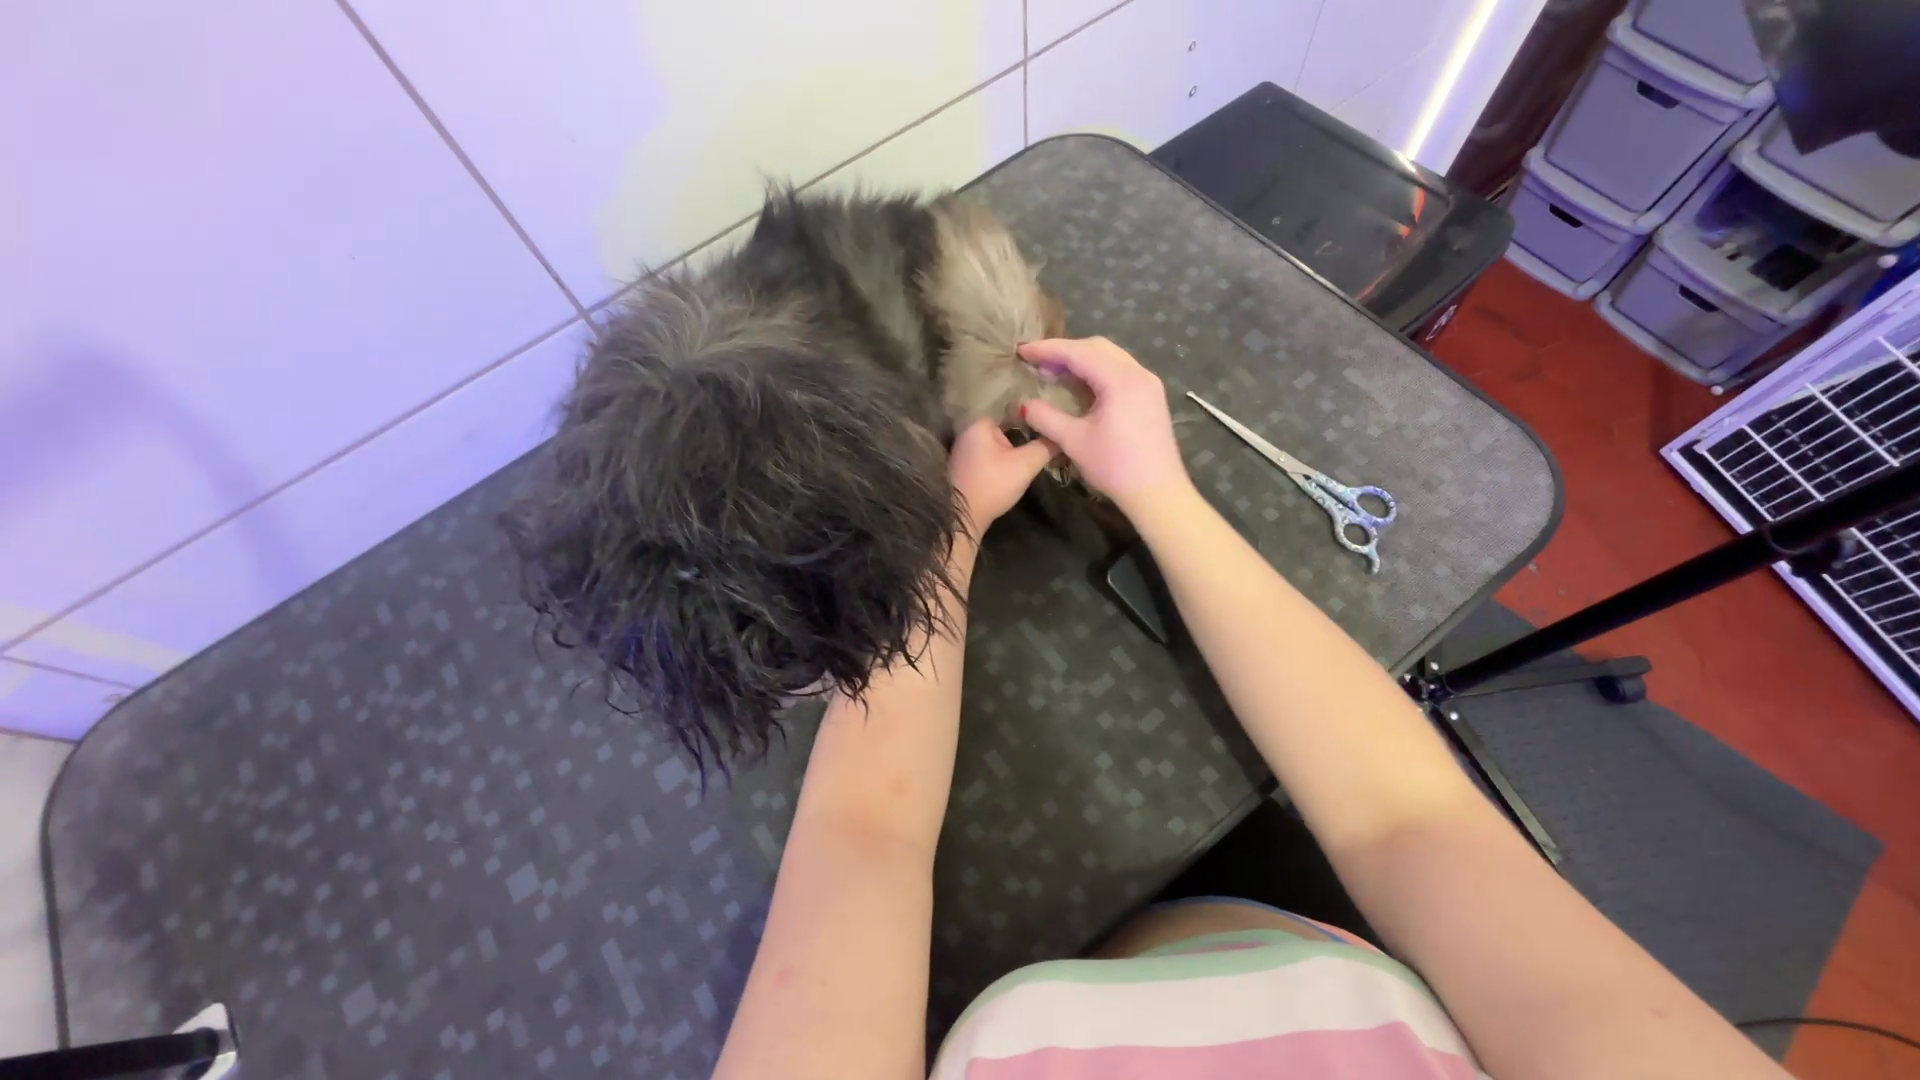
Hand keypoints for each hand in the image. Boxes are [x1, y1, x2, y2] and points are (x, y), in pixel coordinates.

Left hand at [949, 418, 1054, 537]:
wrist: (962, 518)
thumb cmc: (992, 485)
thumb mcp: (1025, 465)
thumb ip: (1044, 446)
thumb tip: (1060, 436)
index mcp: (978, 424)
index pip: (1010, 415)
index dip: (1029, 425)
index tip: (1044, 436)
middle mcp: (966, 433)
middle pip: (1002, 432)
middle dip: (1017, 443)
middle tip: (1034, 457)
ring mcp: (960, 452)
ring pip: (993, 448)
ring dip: (1006, 456)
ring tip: (1023, 467)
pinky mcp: (960, 470)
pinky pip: (985, 461)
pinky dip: (995, 466)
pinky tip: (1005, 477)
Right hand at [1017, 337, 1190, 513]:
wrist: (1158, 492)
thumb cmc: (1115, 466)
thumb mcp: (1074, 441)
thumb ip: (1046, 418)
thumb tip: (1023, 404)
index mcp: (1120, 379)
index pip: (1078, 352)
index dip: (1047, 349)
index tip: (1022, 350)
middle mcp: (1138, 373)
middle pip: (1096, 348)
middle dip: (1064, 351)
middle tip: (1037, 362)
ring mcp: (1148, 383)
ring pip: (1110, 357)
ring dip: (1081, 360)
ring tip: (1053, 372)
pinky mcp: (1151, 396)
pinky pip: (1120, 371)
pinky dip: (1096, 371)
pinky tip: (1080, 385)